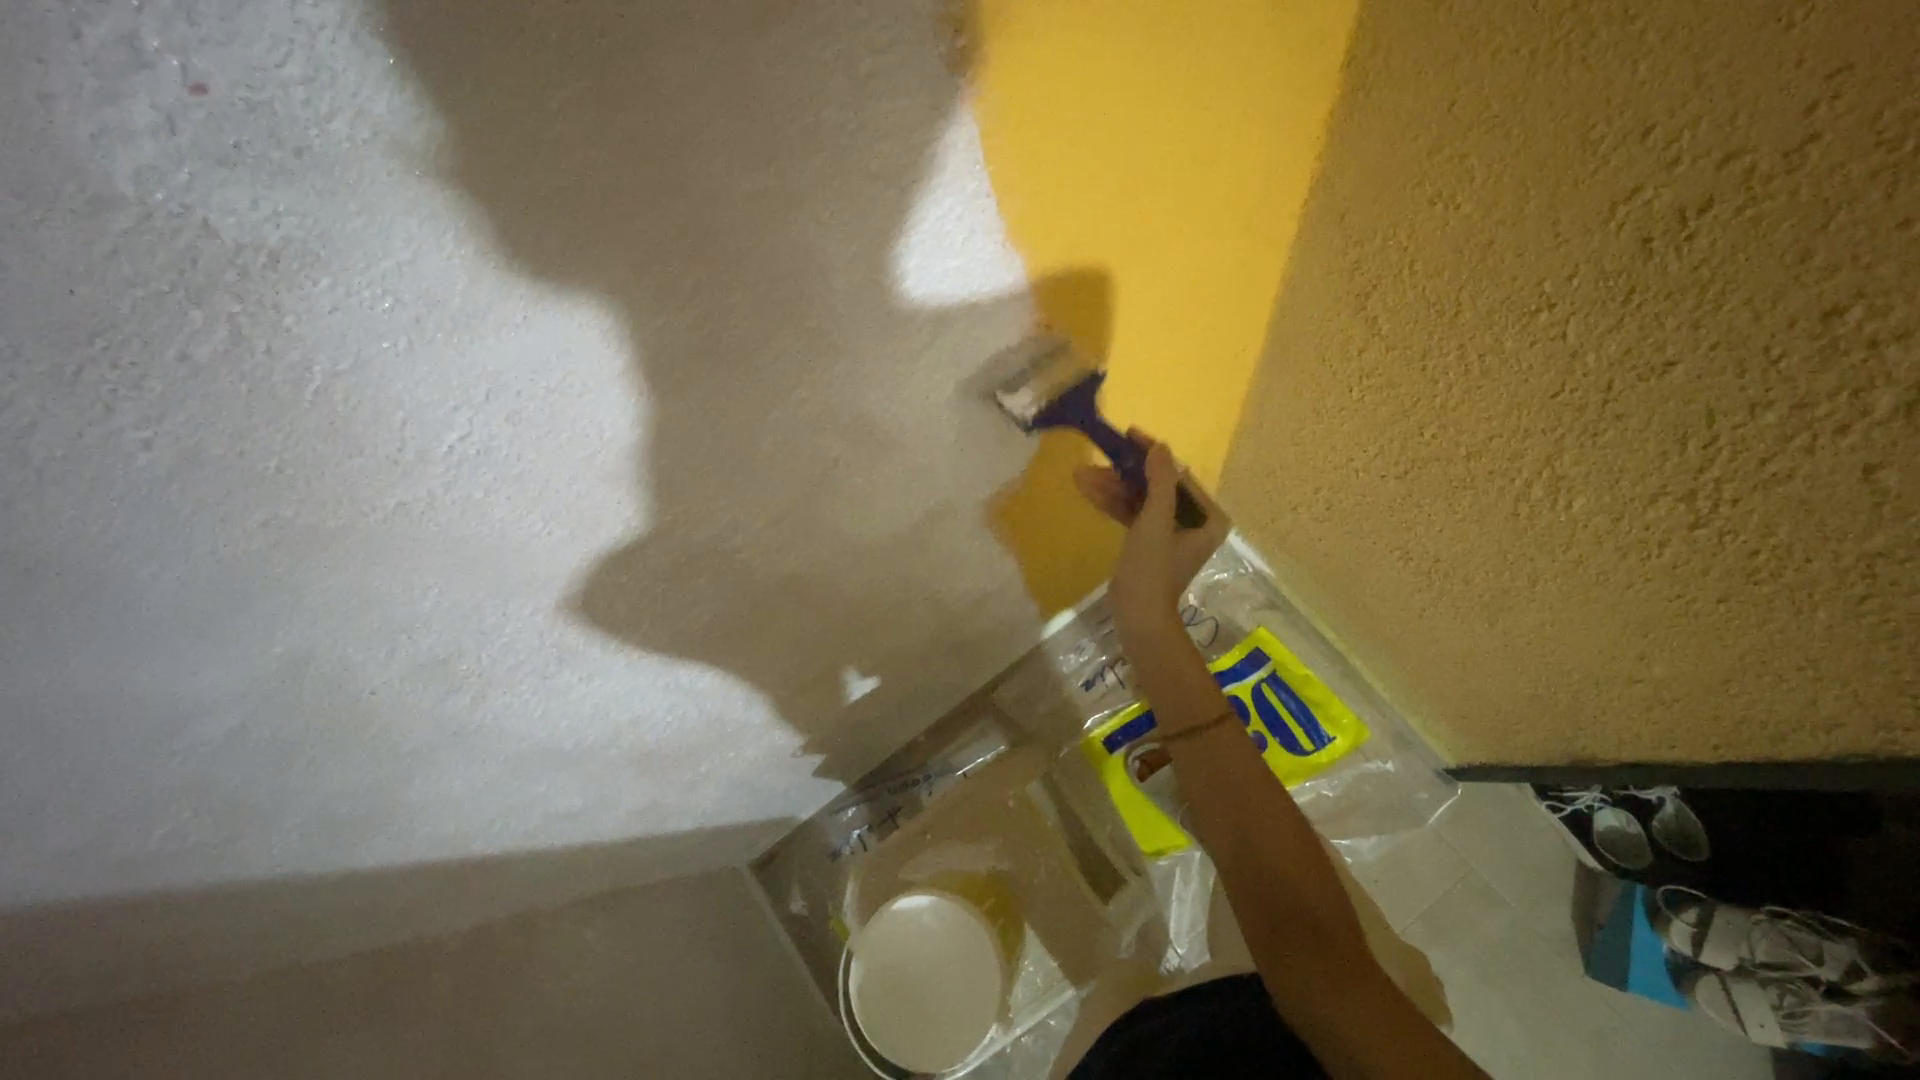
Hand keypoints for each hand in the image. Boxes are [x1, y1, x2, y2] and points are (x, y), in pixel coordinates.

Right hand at [1074, 431, 1230, 637]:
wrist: (1138, 617)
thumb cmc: (1152, 569)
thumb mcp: (1155, 521)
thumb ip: (1160, 481)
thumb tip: (1159, 446)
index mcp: (1209, 517)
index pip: (1179, 476)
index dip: (1152, 454)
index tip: (1128, 434)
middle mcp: (1195, 522)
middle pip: (1157, 486)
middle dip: (1124, 474)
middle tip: (1098, 458)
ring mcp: (1171, 533)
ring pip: (1140, 499)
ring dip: (1112, 487)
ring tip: (1081, 475)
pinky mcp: (1150, 543)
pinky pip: (1133, 515)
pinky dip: (1113, 504)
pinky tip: (1088, 490)